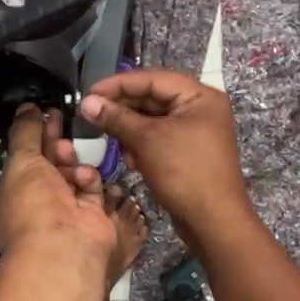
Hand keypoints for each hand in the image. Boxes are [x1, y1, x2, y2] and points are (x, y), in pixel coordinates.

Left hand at [0, 105, 116, 267]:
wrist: (66, 247)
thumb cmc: (32, 205)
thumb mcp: (21, 162)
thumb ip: (25, 132)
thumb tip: (26, 107)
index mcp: (8, 200)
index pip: (20, 164)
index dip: (30, 138)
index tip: (41, 116)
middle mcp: (34, 209)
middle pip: (46, 168)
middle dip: (52, 145)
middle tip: (59, 120)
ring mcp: (63, 215)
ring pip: (69, 177)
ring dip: (70, 161)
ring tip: (69, 153)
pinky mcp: (90, 217)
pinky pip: (89, 190)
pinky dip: (88, 181)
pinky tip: (84, 177)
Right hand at [75, 70, 254, 241]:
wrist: (213, 221)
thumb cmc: (185, 172)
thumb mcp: (147, 140)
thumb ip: (116, 118)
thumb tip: (86, 103)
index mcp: (200, 96)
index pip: (153, 79)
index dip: (118, 84)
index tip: (89, 93)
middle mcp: (200, 108)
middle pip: (153, 98)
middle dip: (122, 108)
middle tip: (91, 114)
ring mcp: (195, 131)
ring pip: (152, 120)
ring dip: (129, 128)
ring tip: (107, 137)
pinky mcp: (187, 152)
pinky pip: (158, 138)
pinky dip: (140, 144)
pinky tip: (128, 158)